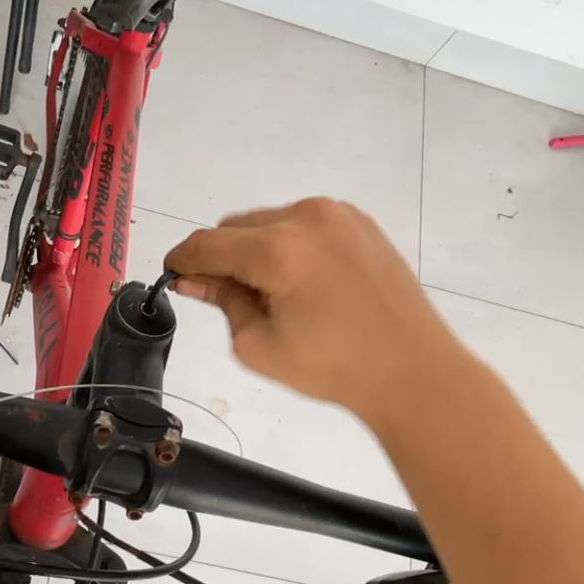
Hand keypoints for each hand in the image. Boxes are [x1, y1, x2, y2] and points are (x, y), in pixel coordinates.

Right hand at [163, 197, 448, 420]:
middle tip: (232, 300)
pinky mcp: (359, 222)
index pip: (208, 244)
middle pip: (235, 227)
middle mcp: (305, 217)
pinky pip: (302, 223)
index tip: (172, 275)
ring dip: (256, 249)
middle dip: (223, 257)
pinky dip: (289, 245)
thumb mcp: (258, 344)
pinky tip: (305, 282)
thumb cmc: (331, 367)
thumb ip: (222, 301)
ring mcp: (337, 214)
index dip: (182, 260)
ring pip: (268, 222)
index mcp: (277, 250)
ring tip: (276, 294)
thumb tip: (191, 278)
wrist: (411, 369)